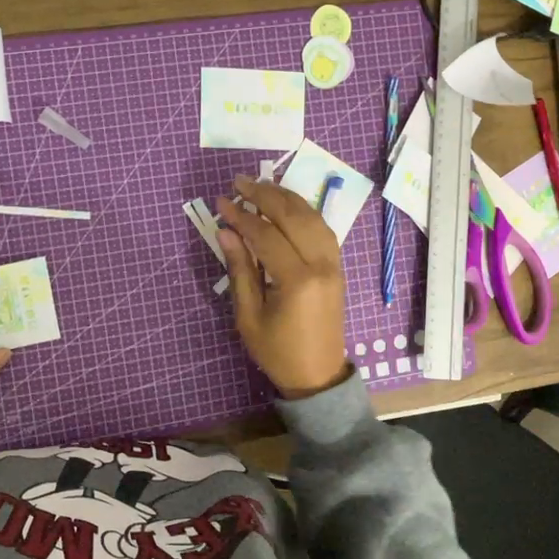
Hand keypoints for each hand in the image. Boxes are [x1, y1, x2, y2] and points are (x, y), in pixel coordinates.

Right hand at [215, 177, 350, 398]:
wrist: (317, 376)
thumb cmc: (277, 352)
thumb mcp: (248, 317)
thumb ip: (240, 270)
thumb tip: (226, 232)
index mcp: (297, 281)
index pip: (266, 235)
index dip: (242, 216)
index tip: (221, 202)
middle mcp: (321, 266)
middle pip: (293, 216)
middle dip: (265, 195)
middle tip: (239, 182)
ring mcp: (334, 264)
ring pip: (312, 217)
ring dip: (286, 198)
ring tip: (261, 186)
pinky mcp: (338, 267)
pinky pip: (323, 228)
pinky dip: (304, 212)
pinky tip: (286, 206)